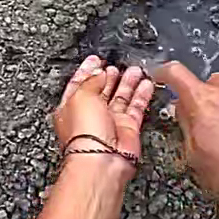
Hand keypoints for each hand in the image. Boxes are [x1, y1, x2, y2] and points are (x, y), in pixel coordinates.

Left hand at [54, 55, 153, 173]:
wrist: (101, 160)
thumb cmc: (84, 133)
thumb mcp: (81, 95)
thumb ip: (92, 80)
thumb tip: (100, 72)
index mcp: (72, 107)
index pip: (80, 83)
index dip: (88, 70)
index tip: (96, 59)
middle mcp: (91, 115)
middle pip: (102, 90)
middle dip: (109, 76)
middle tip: (117, 64)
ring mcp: (110, 122)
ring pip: (122, 97)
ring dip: (128, 82)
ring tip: (136, 69)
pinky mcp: (128, 128)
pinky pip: (136, 107)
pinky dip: (142, 94)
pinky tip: (147, 83)